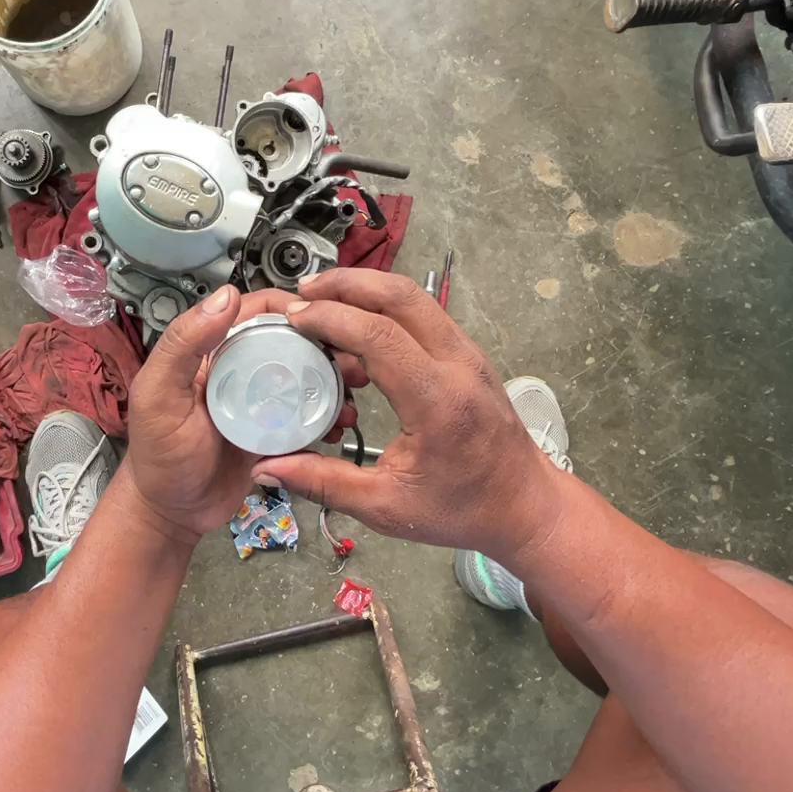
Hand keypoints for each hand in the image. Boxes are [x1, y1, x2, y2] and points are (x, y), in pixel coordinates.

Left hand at [117, 285, 357, 544]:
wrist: (172, 515)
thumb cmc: (158, 456)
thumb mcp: (159, 395)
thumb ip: (183, 344)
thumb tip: (225, 295)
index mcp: (214, 351)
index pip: (257, 311)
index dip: (291, 307)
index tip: (324, 319)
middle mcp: (242, 370)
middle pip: (292, 341)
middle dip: (326, 345)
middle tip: (351, 362)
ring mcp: (262, 402)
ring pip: (306, 378)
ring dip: (332, 381)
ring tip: (352, 395)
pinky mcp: (276, 433)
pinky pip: (308, 416)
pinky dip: (326, 417)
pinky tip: (337, 427)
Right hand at [249, 269, 566, 560]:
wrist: (525, 504)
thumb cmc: (462, 508)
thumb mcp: (386, 507)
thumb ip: (323, 482)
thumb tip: (268, 468)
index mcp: (439, 402)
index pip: (380, 336)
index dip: (331, 318)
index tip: (294, 318)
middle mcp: (458, 365)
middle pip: (400, 295)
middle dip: (346, 283)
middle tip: (303, 292)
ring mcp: (467, 353)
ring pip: (413, 296)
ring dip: (364, 289)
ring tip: (321, 301)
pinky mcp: (466, 352)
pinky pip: (421, 312)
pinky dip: (382, 307)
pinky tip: (353, 328)